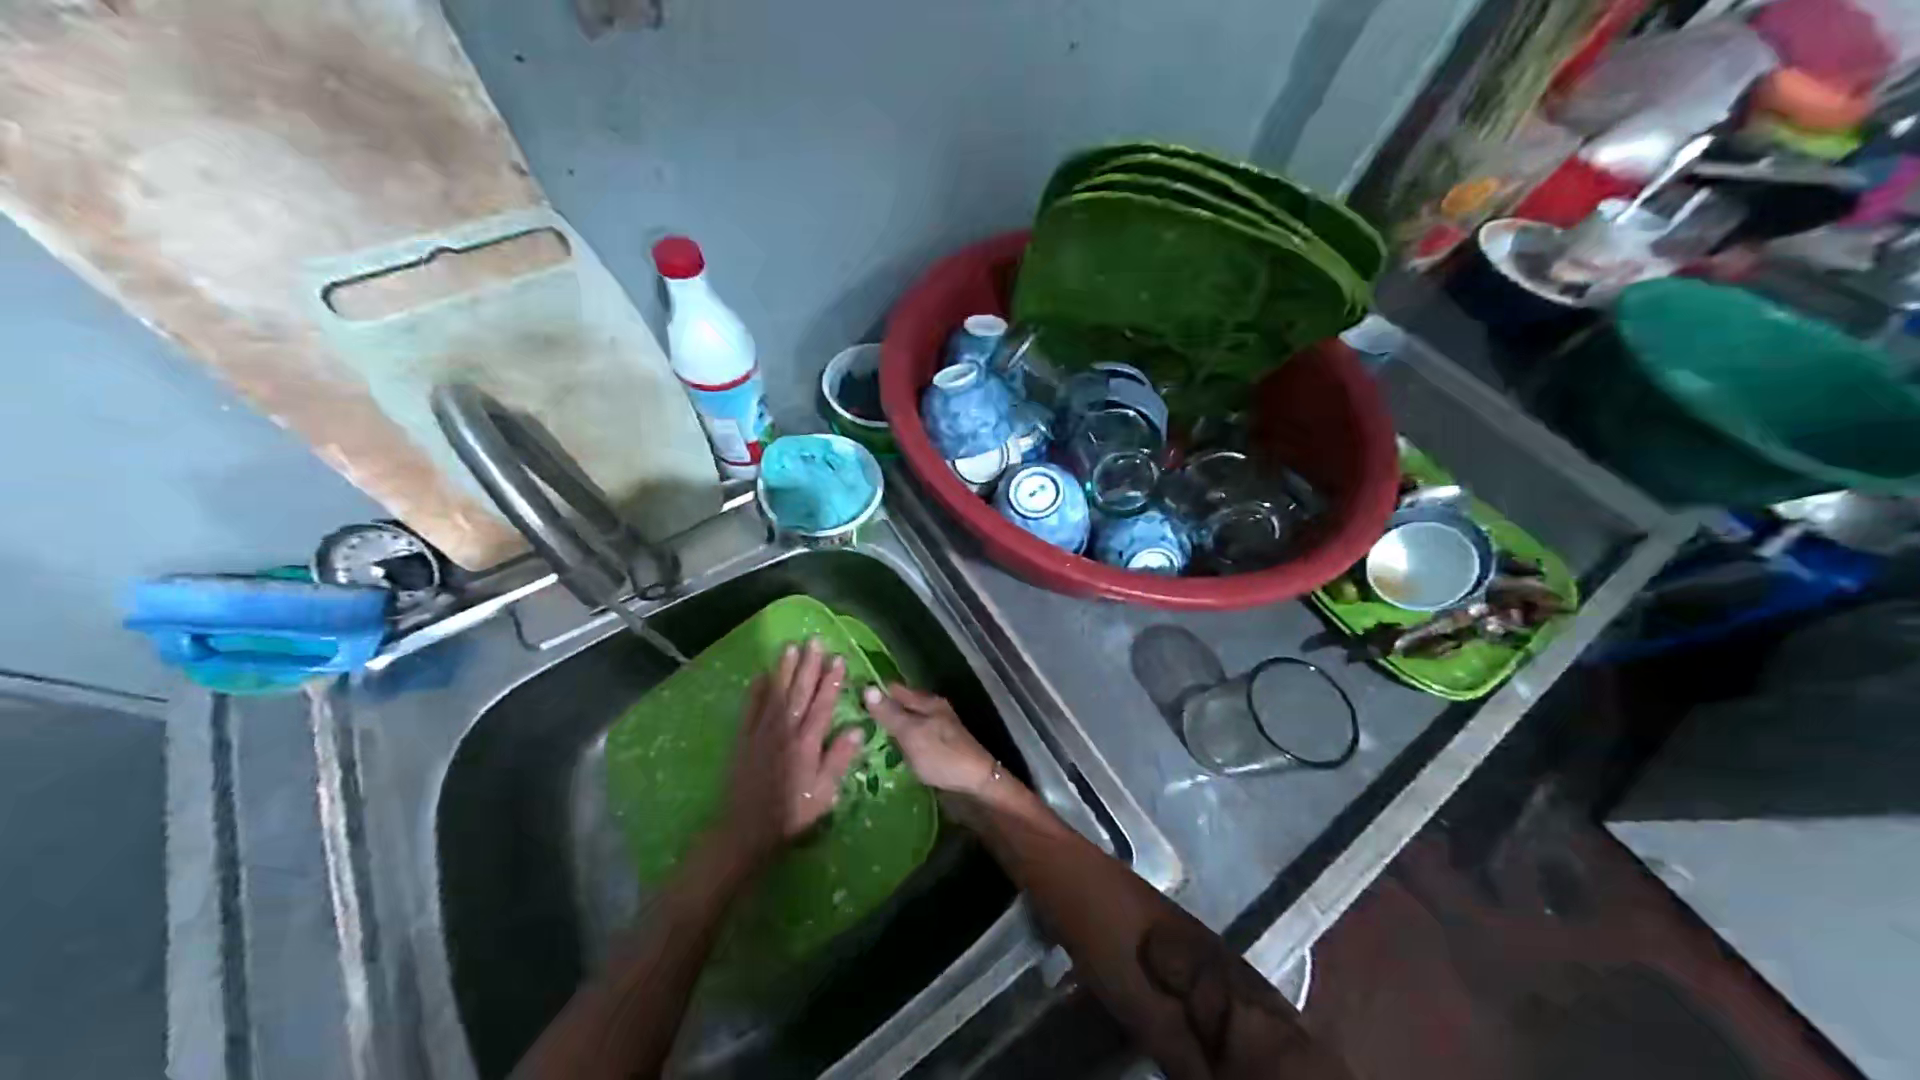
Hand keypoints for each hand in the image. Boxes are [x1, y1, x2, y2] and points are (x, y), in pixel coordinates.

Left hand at [720, 639, 864, 863]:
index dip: (832, 681)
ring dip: (785, 669)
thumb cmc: (792, 814)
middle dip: (809, 665)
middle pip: (799, 692)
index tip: (839, 658)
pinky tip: (761, 675)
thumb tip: (857, 729)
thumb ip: (838, 760)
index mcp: (807, 743)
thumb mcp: (824, 794)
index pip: (823, 704)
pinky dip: (756, 690)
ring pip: (776, 693)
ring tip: (791, 647)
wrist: (745, 831)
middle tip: (815, 641)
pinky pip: (750, 708)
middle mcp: (785, 731)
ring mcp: (762, 733)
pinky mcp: (743, 739)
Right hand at [861, 683, 1000, 795]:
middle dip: (879, 710)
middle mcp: (932, 711)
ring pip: (905, 723)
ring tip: (860, 735)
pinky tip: (883, 751)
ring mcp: (935, 730)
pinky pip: (910, 739)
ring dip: (887, 727)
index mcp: (927, 702)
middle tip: (849, 719)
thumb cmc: (942, 755)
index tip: (849, 696)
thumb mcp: (912, 733)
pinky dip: (896, 742)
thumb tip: (868, 688)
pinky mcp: (936, 749)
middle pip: (900, 705)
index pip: (894, 688)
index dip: (874, 691)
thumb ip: (890, 713)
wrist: (976, 784)